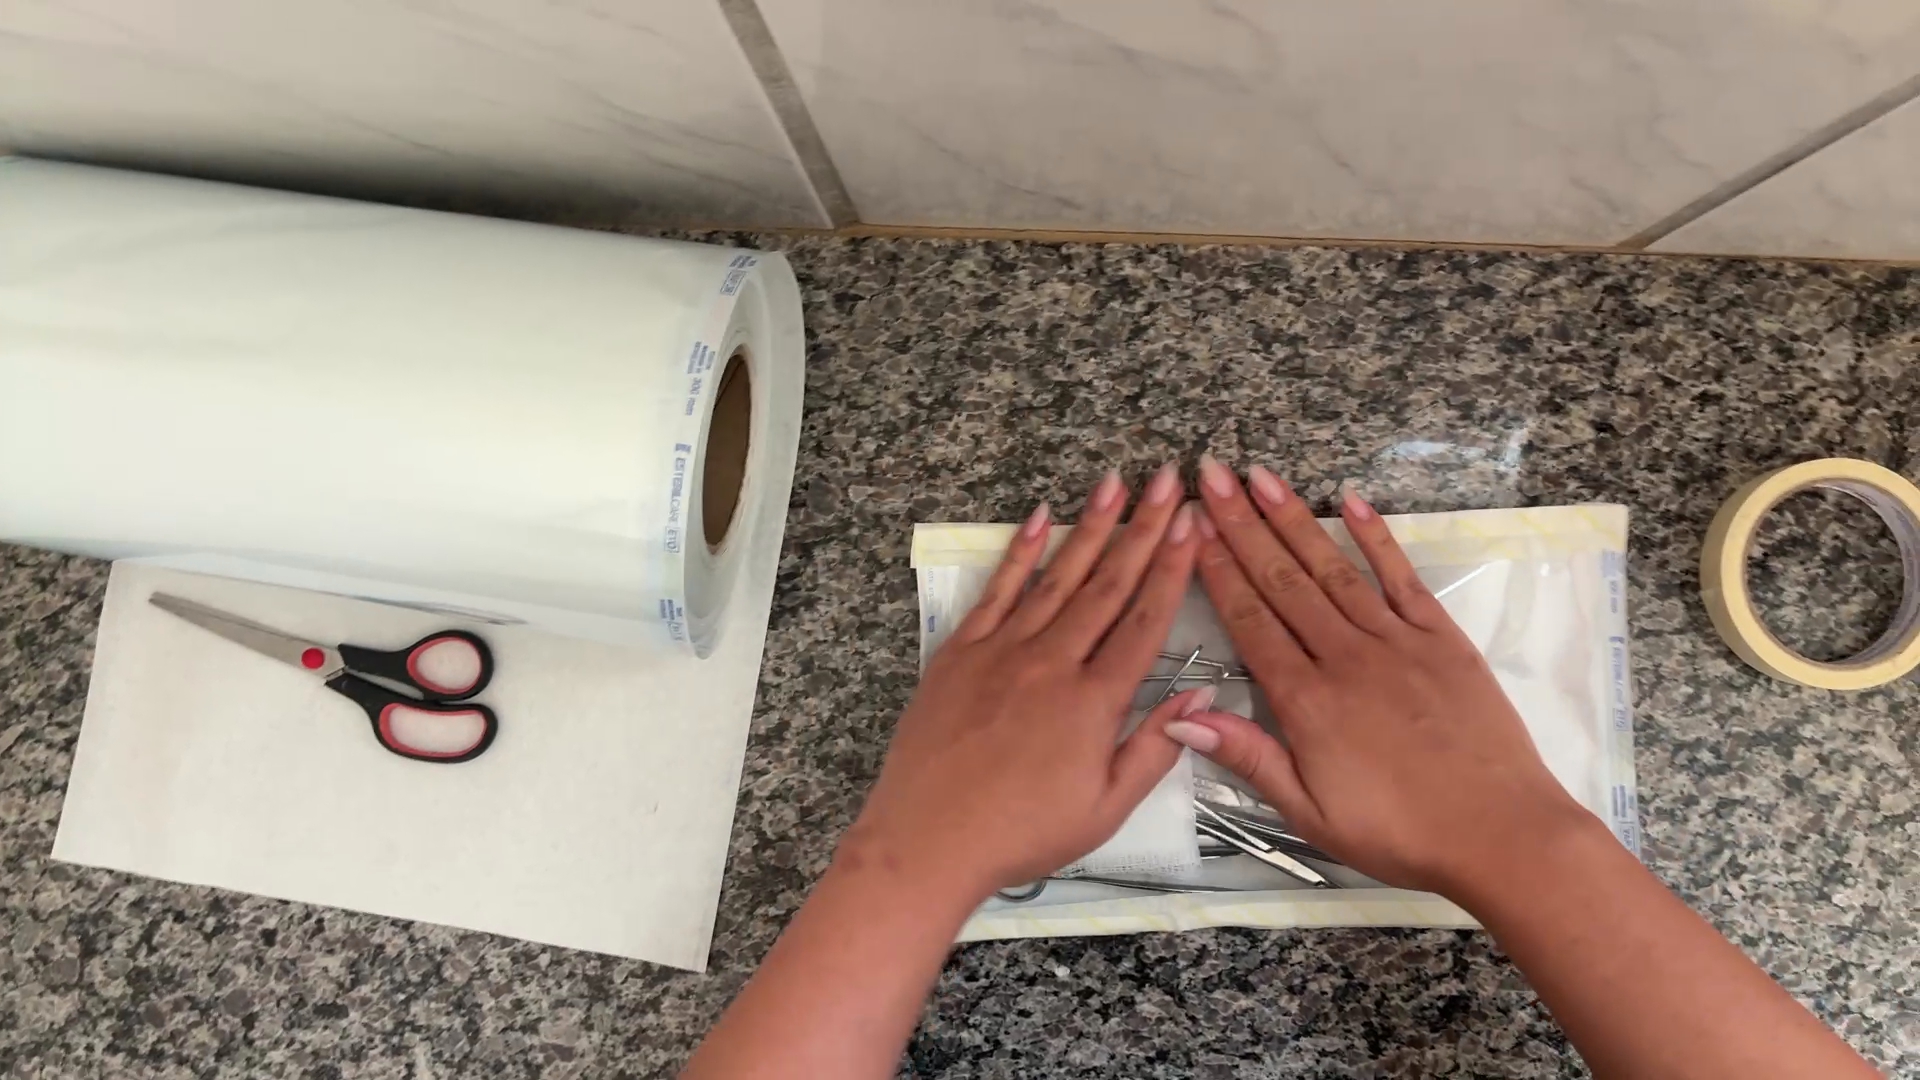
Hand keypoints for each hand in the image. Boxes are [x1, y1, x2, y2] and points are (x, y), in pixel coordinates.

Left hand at [840, 466, 1207, 900]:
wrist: (927, 837)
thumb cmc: (1021, 832)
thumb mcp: (1104, 810)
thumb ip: (1154, 748)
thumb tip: (1202, 697)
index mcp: (1093, 701)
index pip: (1145, 621)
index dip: (1172, 569)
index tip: (1191, 525)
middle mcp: (1052, 661)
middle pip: (1107, 585)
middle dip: (1142, 528)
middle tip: (1166, 481)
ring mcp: (1002, 649)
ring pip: (1057, 577)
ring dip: (1090, 527)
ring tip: (1115, 483)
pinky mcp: (961, 648)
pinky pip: (997, 590)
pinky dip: (1020, 552)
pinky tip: (1040, 517)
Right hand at [1164, 456, 1600, 897]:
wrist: (1506, 839)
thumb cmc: (1397, 831)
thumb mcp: (1308, 812)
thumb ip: (1246, 756)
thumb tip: (1181, 716)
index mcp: (1306, 698)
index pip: (1249, 619)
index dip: (1217, 570)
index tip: (1192, 527)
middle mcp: (1344, 655)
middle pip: (1281, 580)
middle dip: (1241, 524)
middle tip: (1211, 476)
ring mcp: (1396, 640)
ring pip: (1331, 569)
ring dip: (1292, 519)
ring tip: (1260, 476)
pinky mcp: (1442, 638)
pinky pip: (1402, 578)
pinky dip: (1375, 537)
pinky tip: (1350, 501)